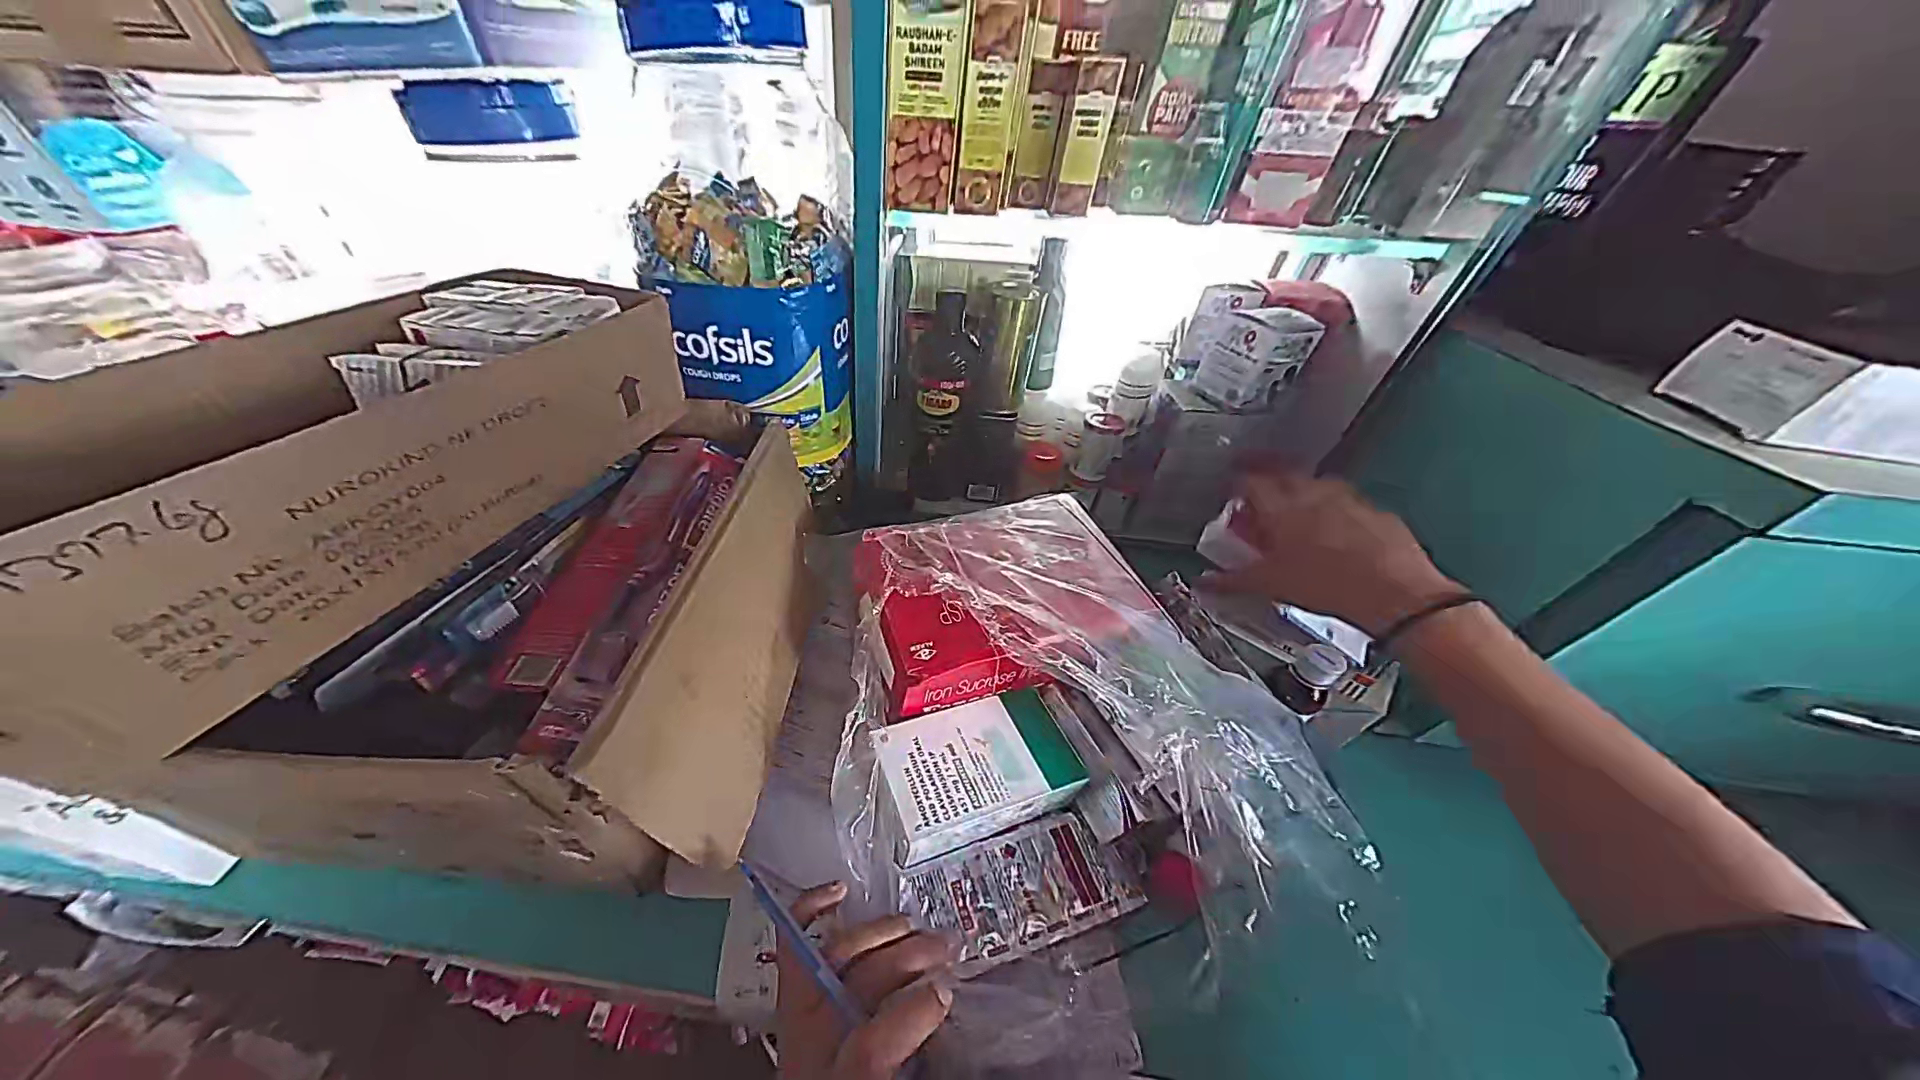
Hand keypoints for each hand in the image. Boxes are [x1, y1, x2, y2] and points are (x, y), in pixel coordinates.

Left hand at [776, 881, 954, 1079]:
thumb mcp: (882, 1076)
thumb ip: (913, 1050)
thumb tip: (944, 1000)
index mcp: (842, 1078)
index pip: (871, 1048)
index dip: (914, 1010)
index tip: (946, 990)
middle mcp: (813, 1040)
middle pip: (860, 984)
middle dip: (909, 955)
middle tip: (945, 947)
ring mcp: (799, 1012)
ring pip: (838, 951)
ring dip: (881, 930)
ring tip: (913, 926)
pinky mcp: (793, 997)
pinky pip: (793, 943)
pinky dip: (810, 910)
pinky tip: (839, 892)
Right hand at [1204, 471, 1462, 635]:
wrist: (1395, 594)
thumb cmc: (1326, 585)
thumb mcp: (1270, 586)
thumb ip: (1232, 580)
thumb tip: (1205, 583)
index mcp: (1280, 506)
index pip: (1248, 481)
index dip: (1234, 482)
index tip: (1228, 489)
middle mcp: (1312, 493)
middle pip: (1281, 472)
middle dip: (1264, 476)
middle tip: (1255, 489)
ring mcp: (1347, 498)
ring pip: (1314, 483)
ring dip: (1298, 490)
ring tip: (1291, 509)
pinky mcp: (1374, 511)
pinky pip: (1344, 501)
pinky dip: (1330, 508)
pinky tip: (1330, 530)